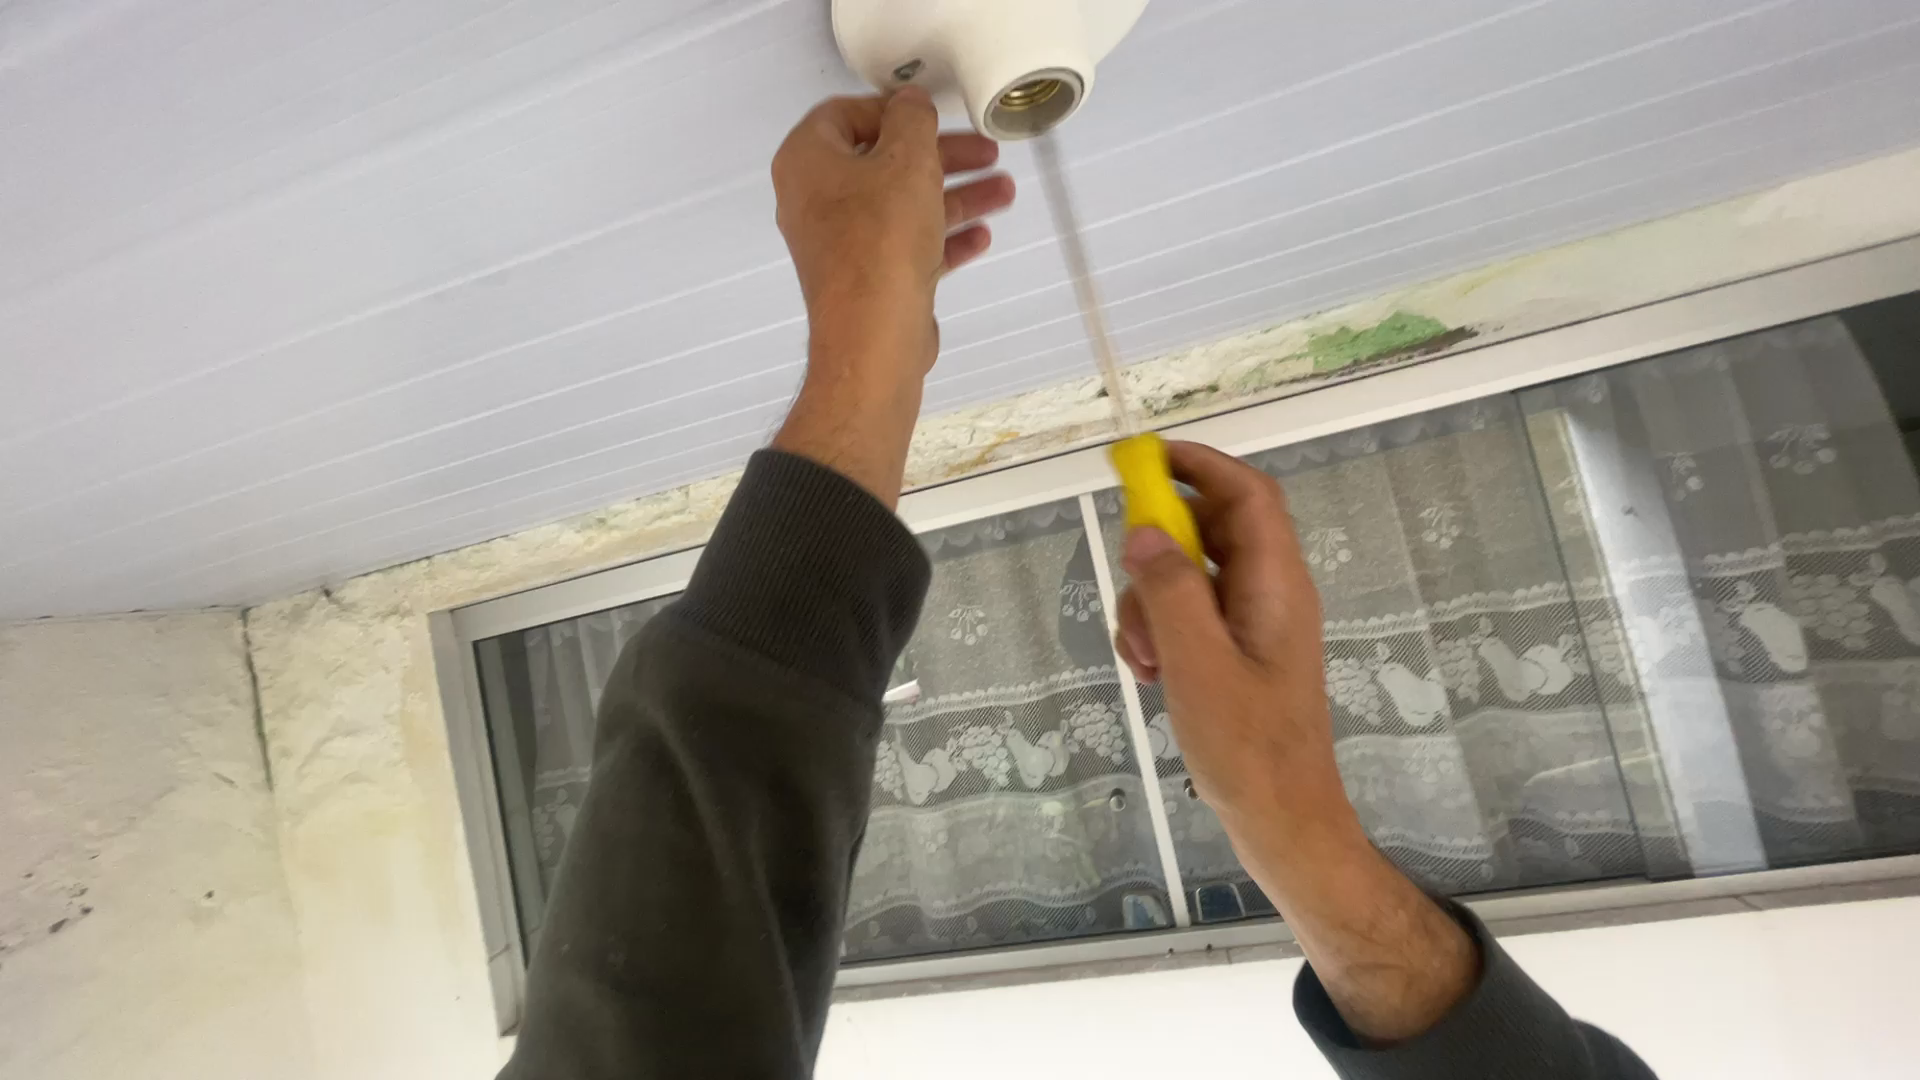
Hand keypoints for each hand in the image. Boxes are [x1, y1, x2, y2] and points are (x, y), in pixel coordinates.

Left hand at [771, 88, 1012, 376]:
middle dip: (943, 158)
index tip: (936, 118)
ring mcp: (843, 247)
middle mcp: (818, 203)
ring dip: (955, 198)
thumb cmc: (881, 239)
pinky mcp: (869, 282)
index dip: (896, 110)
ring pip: (903, 209)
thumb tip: (910, 105)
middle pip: (885, 165)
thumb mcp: (906, 160)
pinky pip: (907, 249)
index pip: (847, 115)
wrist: (873, 337)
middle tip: (988, 153)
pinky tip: (980, 237)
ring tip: (1003, 194)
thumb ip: (913, 120)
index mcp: (808, 162)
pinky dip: (942, 239)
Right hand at [1114, 440, 1351, 842]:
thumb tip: (1144, 531)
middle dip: (1159, 551)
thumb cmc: (1248, 748)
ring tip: (1145, 656)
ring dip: (1151, 602)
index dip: (1199, 464)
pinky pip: (1187, 614)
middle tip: (1129, 579)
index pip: (1245, 493)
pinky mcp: (1232, 649)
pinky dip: (1159, 631)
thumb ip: (1171, 592)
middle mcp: (1267, 591)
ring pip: (1188, 575)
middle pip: (1209, 531)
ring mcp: (1249, 622)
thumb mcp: (1199, 666)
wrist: (1281, 820)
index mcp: (1275, 583)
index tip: (1143, 459)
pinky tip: (1151, 671)